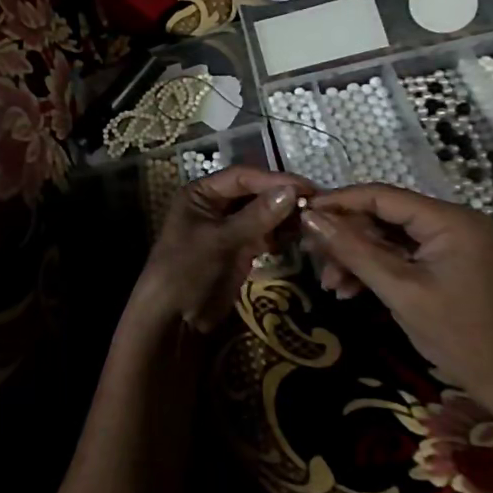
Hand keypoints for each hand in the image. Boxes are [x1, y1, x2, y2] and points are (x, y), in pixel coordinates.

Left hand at [128, 165, 311, 333]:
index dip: (273, 179)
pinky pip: (265, 233)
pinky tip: (303, 236)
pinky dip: (282, 234)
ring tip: (315, 220)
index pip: (241, 177)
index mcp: (200, 193)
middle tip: (319, 203)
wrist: (174, 315)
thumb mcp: (219, 240)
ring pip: (263, 213)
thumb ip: (256, 216)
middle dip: (283, 197)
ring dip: (286, 216)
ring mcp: (228, 226)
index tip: (307, 187)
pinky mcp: (240, 248)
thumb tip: (291, 191)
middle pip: (255, 192)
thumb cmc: (186, 269)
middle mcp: (215, 204)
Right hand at [299, 184, 492, 394]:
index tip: (301, 213)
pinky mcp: (445, 258)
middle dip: (344, 238)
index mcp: (450, 221)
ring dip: (354, 257)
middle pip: (381, 215)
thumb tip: (308, 218)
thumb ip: (352, 250)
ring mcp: (450, 240)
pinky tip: (348, 289)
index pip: (382, 196)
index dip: (338, 201)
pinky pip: (398, 252)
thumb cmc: (456, 333)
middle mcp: (452, 221)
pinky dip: (372, 268)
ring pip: (384, 235)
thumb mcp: (397, 289)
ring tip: (330, 284)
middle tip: (310, 255)